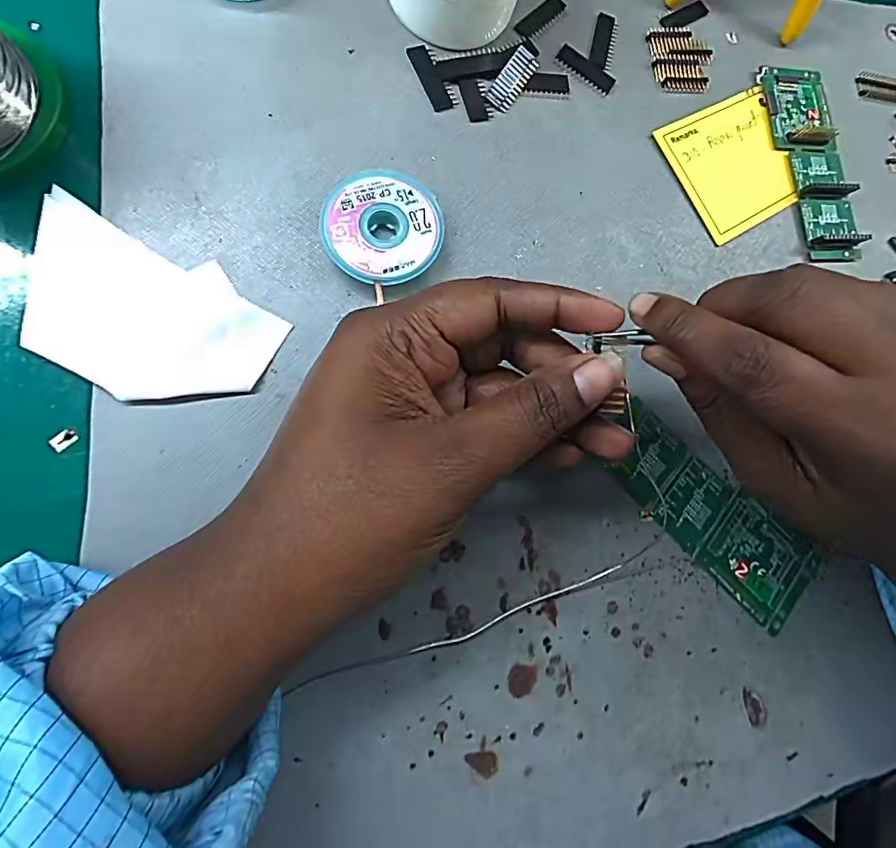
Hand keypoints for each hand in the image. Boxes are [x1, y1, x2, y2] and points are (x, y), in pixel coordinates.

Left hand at [50, 278, 630, 788]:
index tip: (615, 320)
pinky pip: (484, 425)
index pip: (490, 300)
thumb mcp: (455, 459)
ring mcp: (413, 398)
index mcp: (394, 334)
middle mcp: (404, 354)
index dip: (558, 306)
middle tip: (620, 407)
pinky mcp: (421, 438)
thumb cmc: (355, 514)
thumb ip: (534, 411)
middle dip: (563, 376)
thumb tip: (603, 373)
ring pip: (500, 390)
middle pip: (502, 346)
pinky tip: (573, 457)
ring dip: (555, 415)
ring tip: (615, 442)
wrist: (276, 595)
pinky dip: (525, 440)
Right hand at [630, 265, 895, 612]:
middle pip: (791, 301)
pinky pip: (845, 285)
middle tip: (697, 327)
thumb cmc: (857, 513)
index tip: (646, 310)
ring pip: (814, 282)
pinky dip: (803, 301)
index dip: (693, 330)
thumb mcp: (774, 484)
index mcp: (869, 437)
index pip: (760, 362)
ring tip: (745, 333)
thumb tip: (668, 351)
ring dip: (761, 298)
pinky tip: (802, 336)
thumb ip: (721, 412)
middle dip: (726, 303)